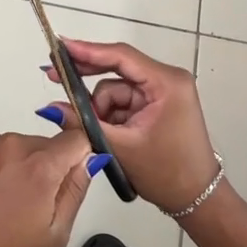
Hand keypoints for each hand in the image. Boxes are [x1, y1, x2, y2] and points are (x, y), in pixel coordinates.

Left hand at [0, 130, 96, 246]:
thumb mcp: (55, 235)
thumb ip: (75, 190)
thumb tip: (89, 160)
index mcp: (40, 165)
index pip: (76, 139)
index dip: (81, 156)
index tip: (73, 178)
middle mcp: (12, 145)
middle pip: (46, 144)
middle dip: (50, 168)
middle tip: (36, 204)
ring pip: (20, 147)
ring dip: (22, 166)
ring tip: (8, 204)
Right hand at [42, 39, 220, 212]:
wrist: (198, 200)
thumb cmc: (167, 173)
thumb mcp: (122, 147)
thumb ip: (84, 124)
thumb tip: (48, 108)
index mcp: (167, 83)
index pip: (121, 57)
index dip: (88, 51)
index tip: (59, 46)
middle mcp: (166, 80)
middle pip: (117, 68)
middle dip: (86, 75)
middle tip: (53, 76)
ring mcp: (161, 92)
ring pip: (115, 88)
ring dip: (99, 108)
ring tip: (92, 132)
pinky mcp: (155, 105)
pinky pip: (122, 101)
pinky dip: (109, 114)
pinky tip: (103, 131)